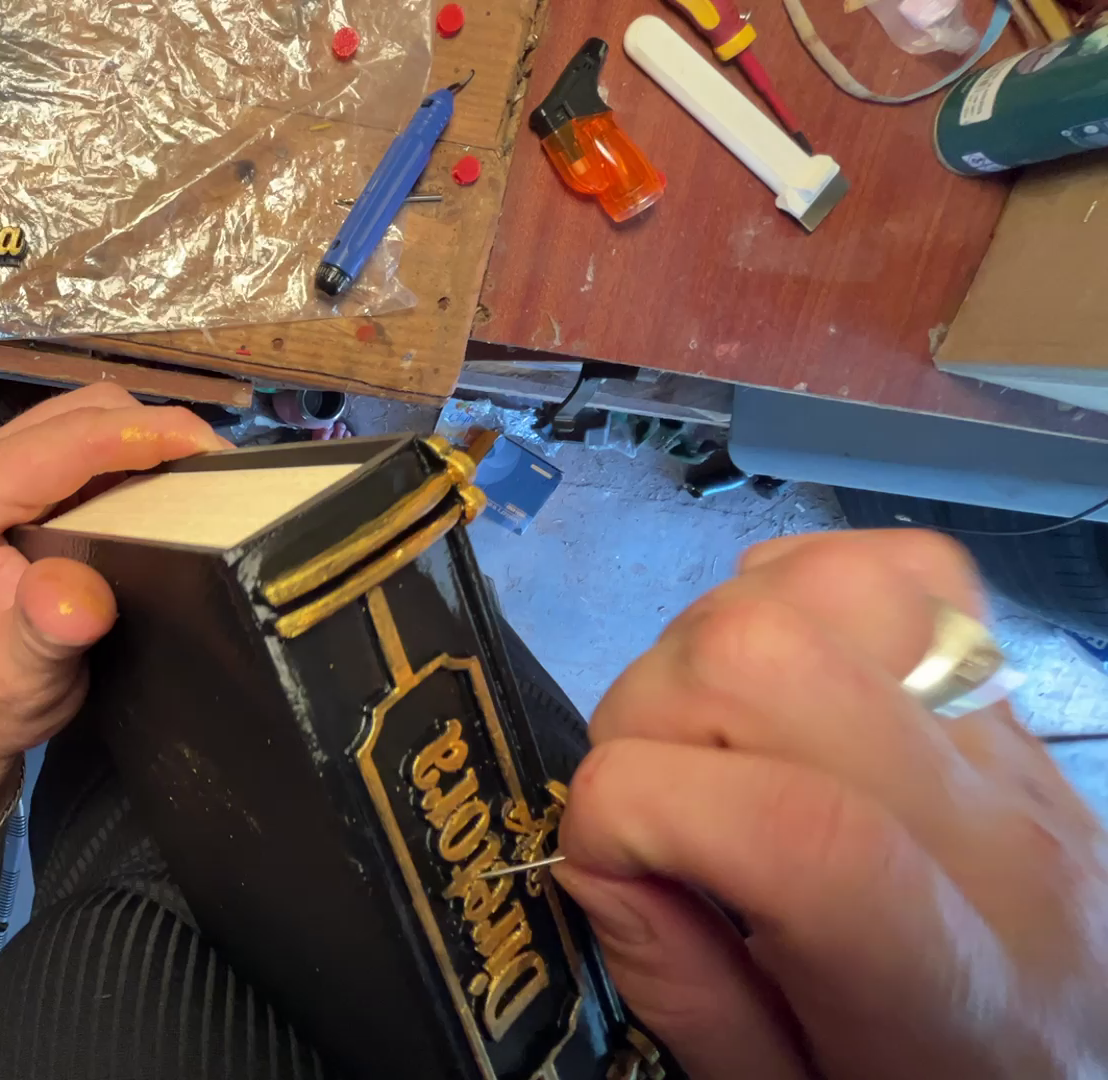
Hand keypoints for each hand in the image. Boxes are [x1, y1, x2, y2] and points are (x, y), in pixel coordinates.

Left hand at [0, 383, 227, 772]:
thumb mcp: (19, 675)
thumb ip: (45, 630)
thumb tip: (83, 595)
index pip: (58, 444)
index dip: (136, 434)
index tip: (206, 445)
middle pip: (72, 415)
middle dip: (148, 428)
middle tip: (213, 467)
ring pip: (79, 419)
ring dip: (140, 436)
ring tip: (195, 472)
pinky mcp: (14, 485)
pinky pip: (79, 445)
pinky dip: (126, 454)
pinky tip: (158, 482)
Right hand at [554, 530, 1107, 1079]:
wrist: (1081, 1066)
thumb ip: (675, 985)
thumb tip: (594, 854)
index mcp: (946, 982)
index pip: (784, 832)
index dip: (623, 815)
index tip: (599, 855)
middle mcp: (990, 835)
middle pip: (761, 665)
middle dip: (645, 710)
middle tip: (653, 778)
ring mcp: (999, 744)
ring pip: (811, 591)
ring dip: (704, 642)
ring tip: (705, 721)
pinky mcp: (990, 693)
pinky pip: (894, 567)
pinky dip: (796, 587)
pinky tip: (777, 661)